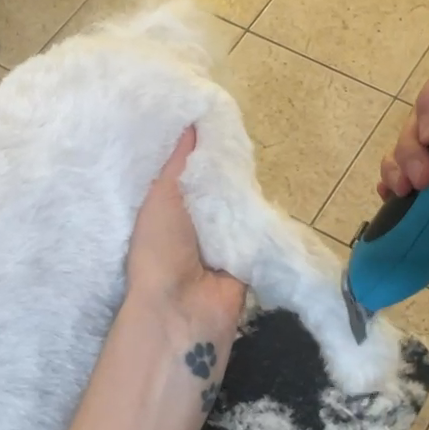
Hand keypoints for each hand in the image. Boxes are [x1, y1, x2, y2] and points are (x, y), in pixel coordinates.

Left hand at [127, 128, 246, 336]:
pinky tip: (269, 189)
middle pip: (215, 189)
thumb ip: (178, 162)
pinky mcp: (247, 257)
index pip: (186, 177)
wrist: (182, 309)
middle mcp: (192, 227)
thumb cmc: (159, 251)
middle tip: (240, 132)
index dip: (197, 153)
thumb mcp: (161, 197)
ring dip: (244, 189)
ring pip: (237, 206)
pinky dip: (260, 215)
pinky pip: (256, 228)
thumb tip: (192, 123)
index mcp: (165, 213)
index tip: (211, 120)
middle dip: (225, 168)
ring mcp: (221, 243)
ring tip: (255, 152)